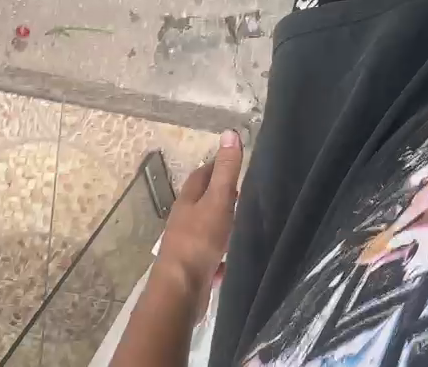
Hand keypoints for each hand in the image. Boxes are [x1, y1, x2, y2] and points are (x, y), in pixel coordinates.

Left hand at [151, 130, 243, 320]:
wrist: (180, 294)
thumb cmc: (199, 241)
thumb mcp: (218, 200)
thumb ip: (226, 169)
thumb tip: (229, 132)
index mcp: (188, 201)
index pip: (202, 174)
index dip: (218, 166)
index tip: (239, 163)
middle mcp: (184, 221)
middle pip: (203, 201)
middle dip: (222, 195)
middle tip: (247, 191)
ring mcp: (186, 246)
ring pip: (207, 228)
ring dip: (223, 224)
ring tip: (245, 222)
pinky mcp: (193, 270)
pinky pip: (211, 256)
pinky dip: (222, 254)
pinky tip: (234, 258)